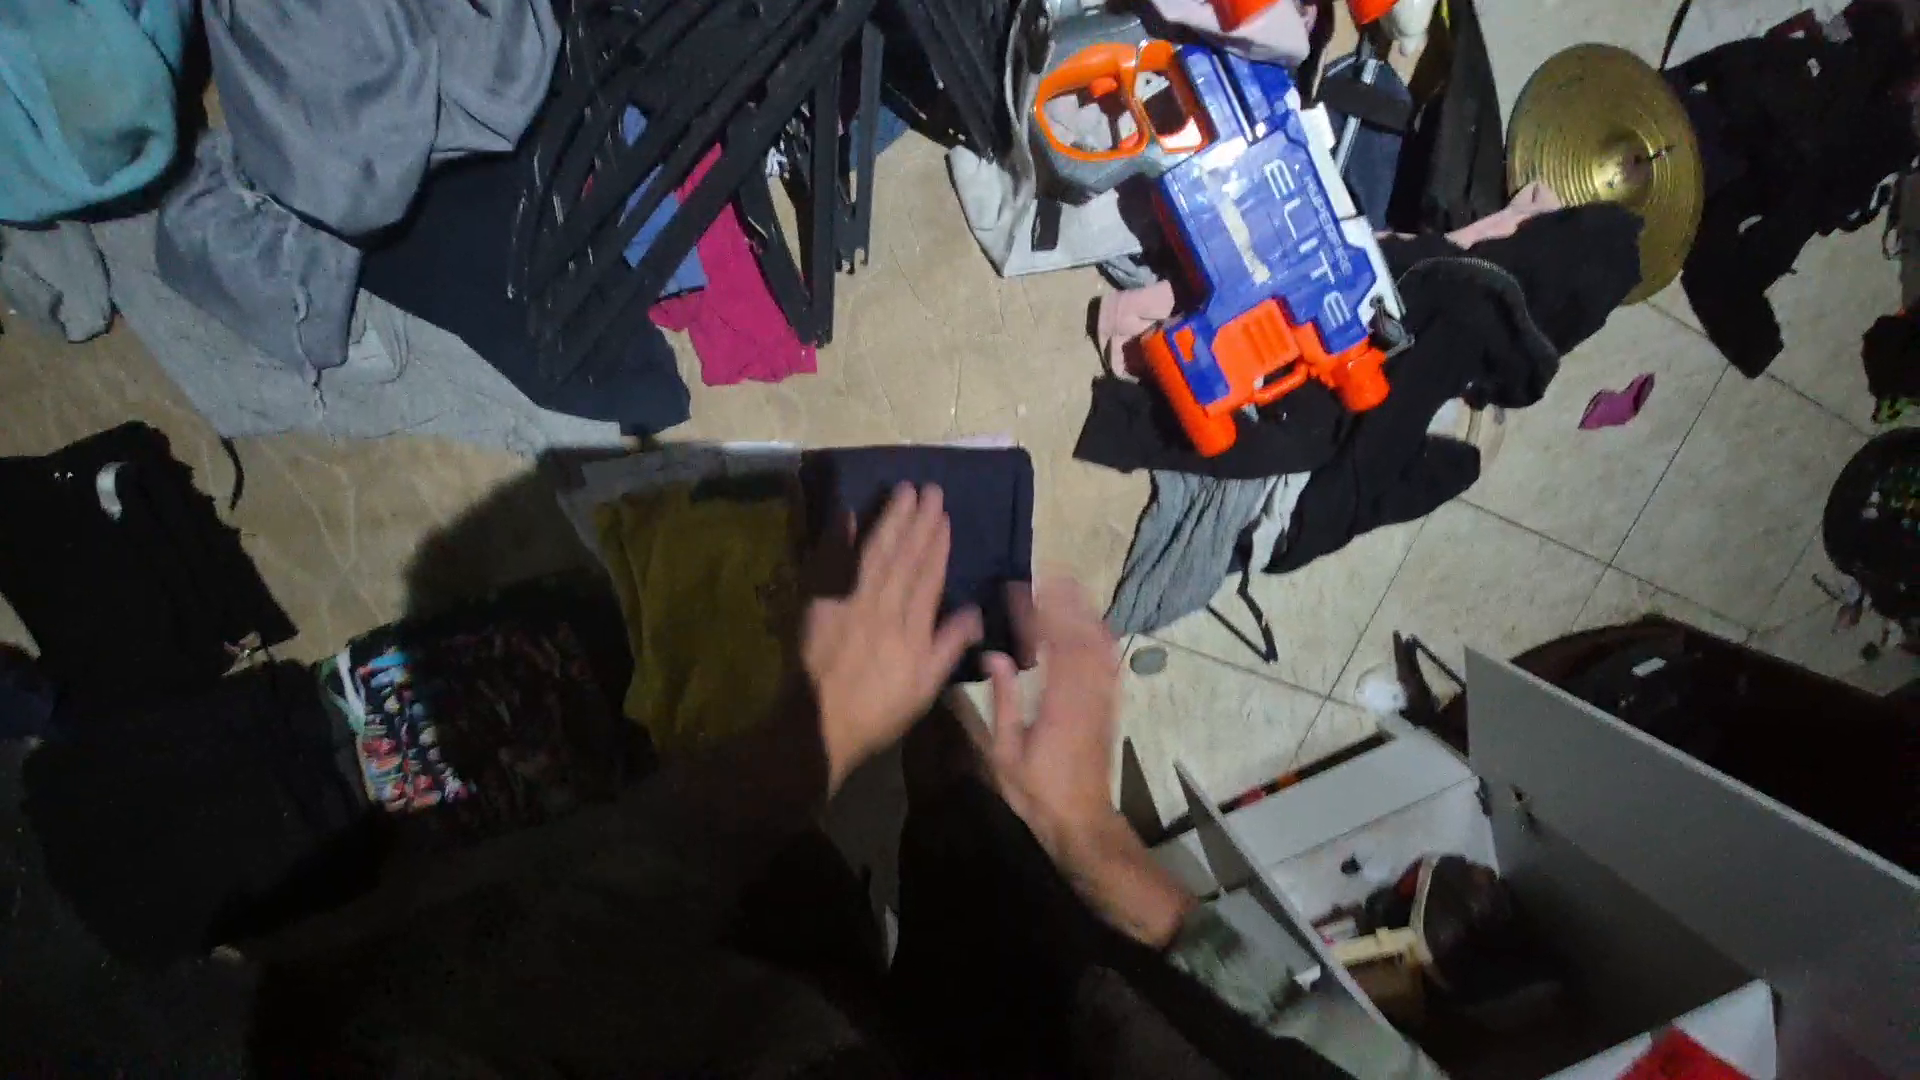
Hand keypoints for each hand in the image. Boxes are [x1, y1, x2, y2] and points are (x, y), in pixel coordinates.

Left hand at [803, 484, 982, 792]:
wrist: (818, 723)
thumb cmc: (878, 710)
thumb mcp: (925, 687)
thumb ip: (949, 646)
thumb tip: (974, 610)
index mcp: (910, 627)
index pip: (928, 576)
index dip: (937, 545)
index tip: (944, 516)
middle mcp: (882, 606)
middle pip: (903, 556)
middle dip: (917, 520)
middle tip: (928, 489)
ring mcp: (848, 601)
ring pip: (873, 552)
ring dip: (889, 519)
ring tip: (902, 492)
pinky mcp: (819, 603)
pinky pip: (830, 562)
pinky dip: (840, 536)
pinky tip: (849, 512)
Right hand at [983, 579, 1194, 946]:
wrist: (1083, 823)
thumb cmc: (1037, 792)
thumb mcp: (1006, 752)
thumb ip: (1003, 700)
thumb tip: (995, 656)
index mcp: (1058, 702)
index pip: (1050, 644)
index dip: (1035, 613)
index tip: (1018, 590)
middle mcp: (1086, 693)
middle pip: (1081, 635)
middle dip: (1064, 603)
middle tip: (1043, 579)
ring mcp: (1103, 699)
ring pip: (1100, 645)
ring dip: (1084, 614)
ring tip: (1065, 590)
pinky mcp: (1110, 707)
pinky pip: (1110, 663)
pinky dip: (1101, 637)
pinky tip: (1092, 625)